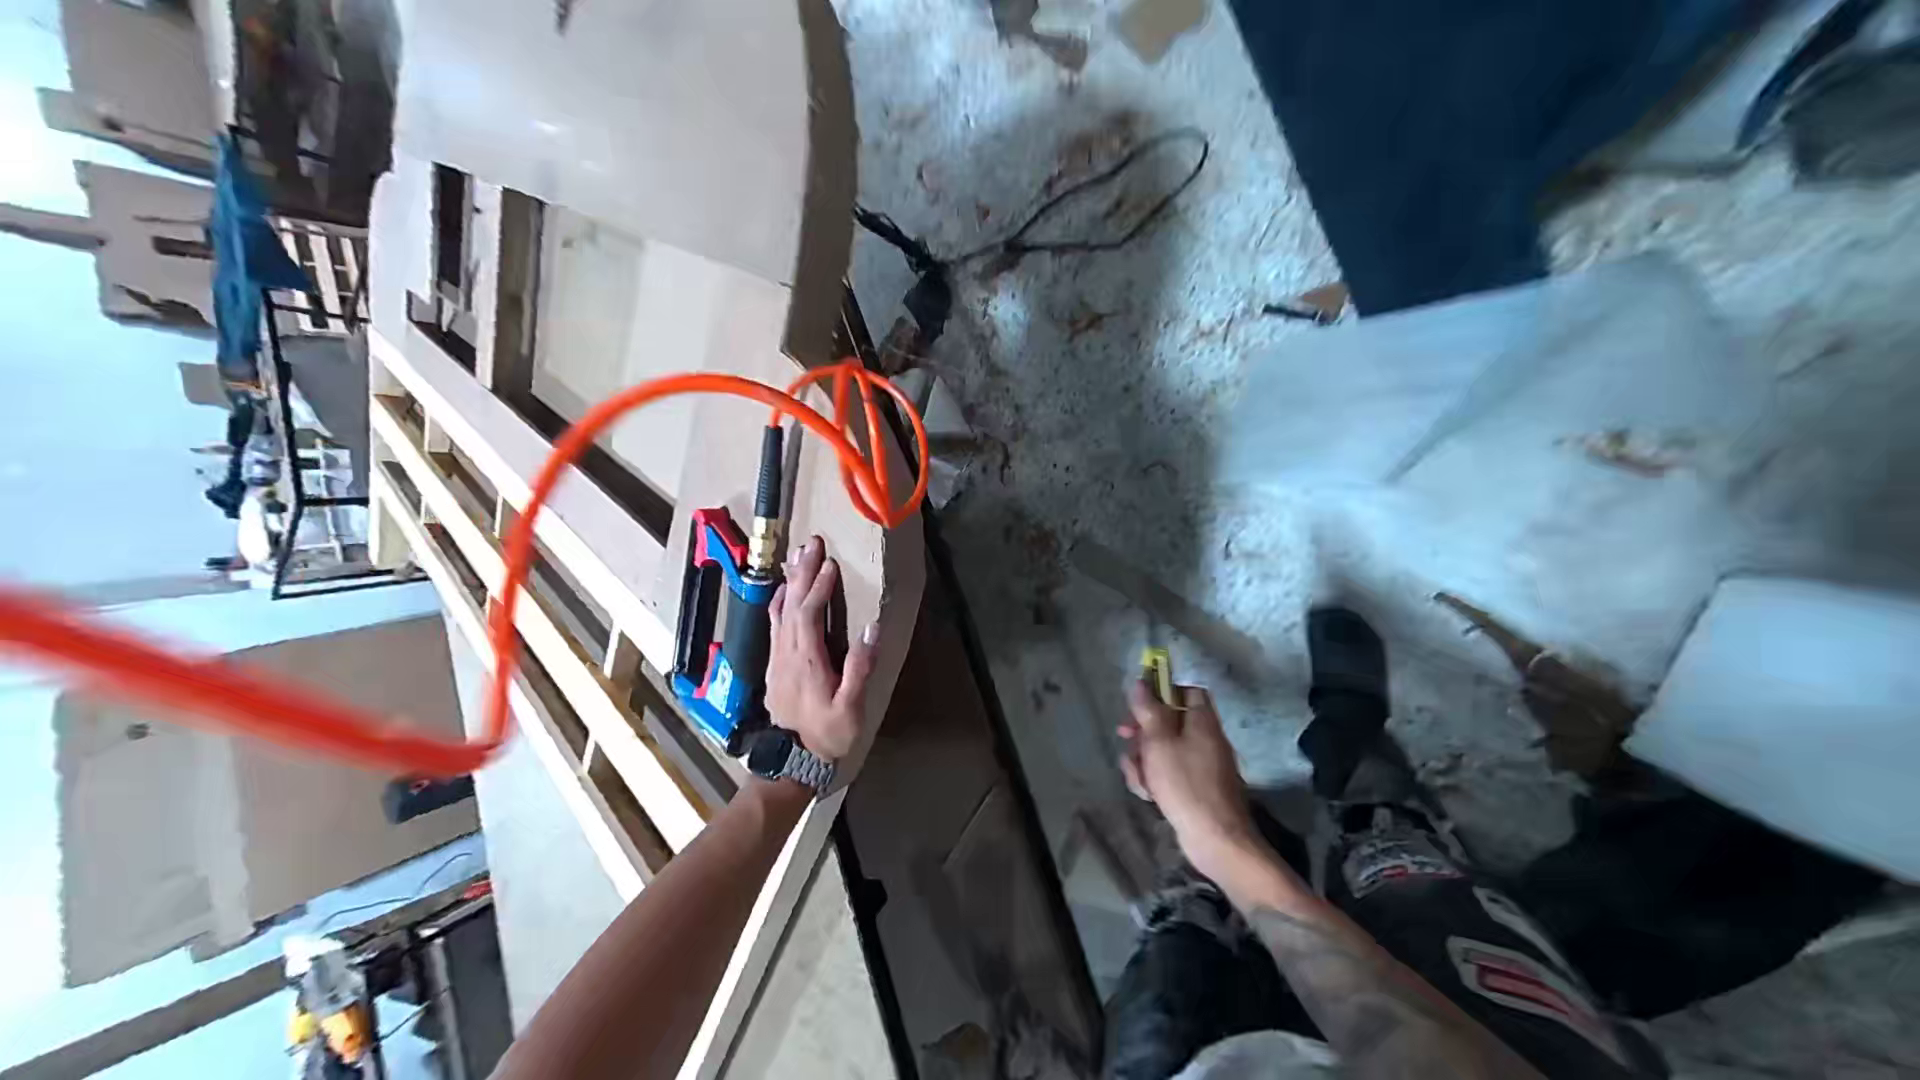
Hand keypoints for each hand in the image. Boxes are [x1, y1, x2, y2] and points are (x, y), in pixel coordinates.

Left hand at [765, 536, 876, 763]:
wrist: (793, 759)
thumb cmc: (828, 733)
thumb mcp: (850, 707)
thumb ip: (860, 668)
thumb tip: (871, 629)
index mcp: (807, 660)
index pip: (809, 614)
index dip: (818, 587)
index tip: (830, 563)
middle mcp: (787, 652)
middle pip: (791, 604)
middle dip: (802, 573)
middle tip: (811, 544)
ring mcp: (777, 657)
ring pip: (779, 611)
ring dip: (789, 581)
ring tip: (797, 556)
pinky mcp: (774, 664)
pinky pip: (773, 623)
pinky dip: (778, 601)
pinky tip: (781, 590)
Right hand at [1118, 680, 1259, 874]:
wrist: (1215, 839)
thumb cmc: (1185, 783)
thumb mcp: (1159, 742)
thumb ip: (1149, 710)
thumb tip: (1142, 682)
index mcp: (1201, 721)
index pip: (1186, 690)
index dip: (1162, 690)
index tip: (1138, 700)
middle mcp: (1204, 738)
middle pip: (1168, 720)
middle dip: (1143, 729)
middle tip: (1124, 735)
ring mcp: (1200, 764)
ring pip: (1163, 749)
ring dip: (1143, 758)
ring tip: (1136, 775)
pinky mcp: (1193, 787)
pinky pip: (1168, 772)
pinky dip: (1154, 778)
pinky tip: (1145, 792)